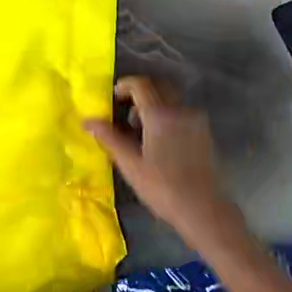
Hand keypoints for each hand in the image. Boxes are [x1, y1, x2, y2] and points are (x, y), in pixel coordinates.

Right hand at [85, 77, 248, 252]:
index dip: (125, 86)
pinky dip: (167, 114)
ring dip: (153, 104)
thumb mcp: (130, 165)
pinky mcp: (204, 130)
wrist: (202, 206)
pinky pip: (182, 111)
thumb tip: (87, 121)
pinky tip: (159, 139)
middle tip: (125, 114)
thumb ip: (109, 138)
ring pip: (171, 99)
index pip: (141, 85)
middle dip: (140, 94)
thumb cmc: (162, 187)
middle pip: (158, 87)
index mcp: (161, 114)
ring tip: (140, 130)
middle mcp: (180, 109)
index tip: (113, 96)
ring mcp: (195, 118)